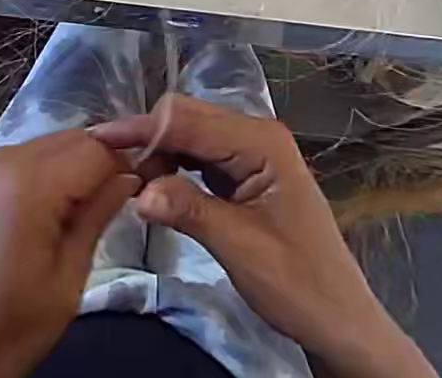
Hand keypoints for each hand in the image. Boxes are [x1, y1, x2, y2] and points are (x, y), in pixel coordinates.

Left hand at [0, 129, 142, 377]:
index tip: (153, 183)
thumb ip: (95, 217)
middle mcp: (4, 156)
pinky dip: (52, 169)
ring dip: (78, 163)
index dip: (128, 162)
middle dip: (104, 159)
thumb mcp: (65, 280)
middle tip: (130, 195)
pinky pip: (28, 156)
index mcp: (28, 182)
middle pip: (72, 138)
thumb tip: (130, 178)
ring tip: (97, 204)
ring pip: (50, 143)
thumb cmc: (5, 322)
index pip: (95, 149)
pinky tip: (62, 203)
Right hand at [91, 95, 437, 377]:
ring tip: (132, 181)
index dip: (141, 130)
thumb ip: (189, 210)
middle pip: (182, 116)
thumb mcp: (242, 250)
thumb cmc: (301, 287)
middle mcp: (253, 133)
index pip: (186, 121)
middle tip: (114, 167)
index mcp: (261, 142)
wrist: (342, 325)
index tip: (99, 142)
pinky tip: (155, 183)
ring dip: (155, 151)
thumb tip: (137, 192)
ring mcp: (247, 148)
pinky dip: (169, 162)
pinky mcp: (239, 165)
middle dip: (146, 138)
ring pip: (183, 130)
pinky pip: (192, 149)